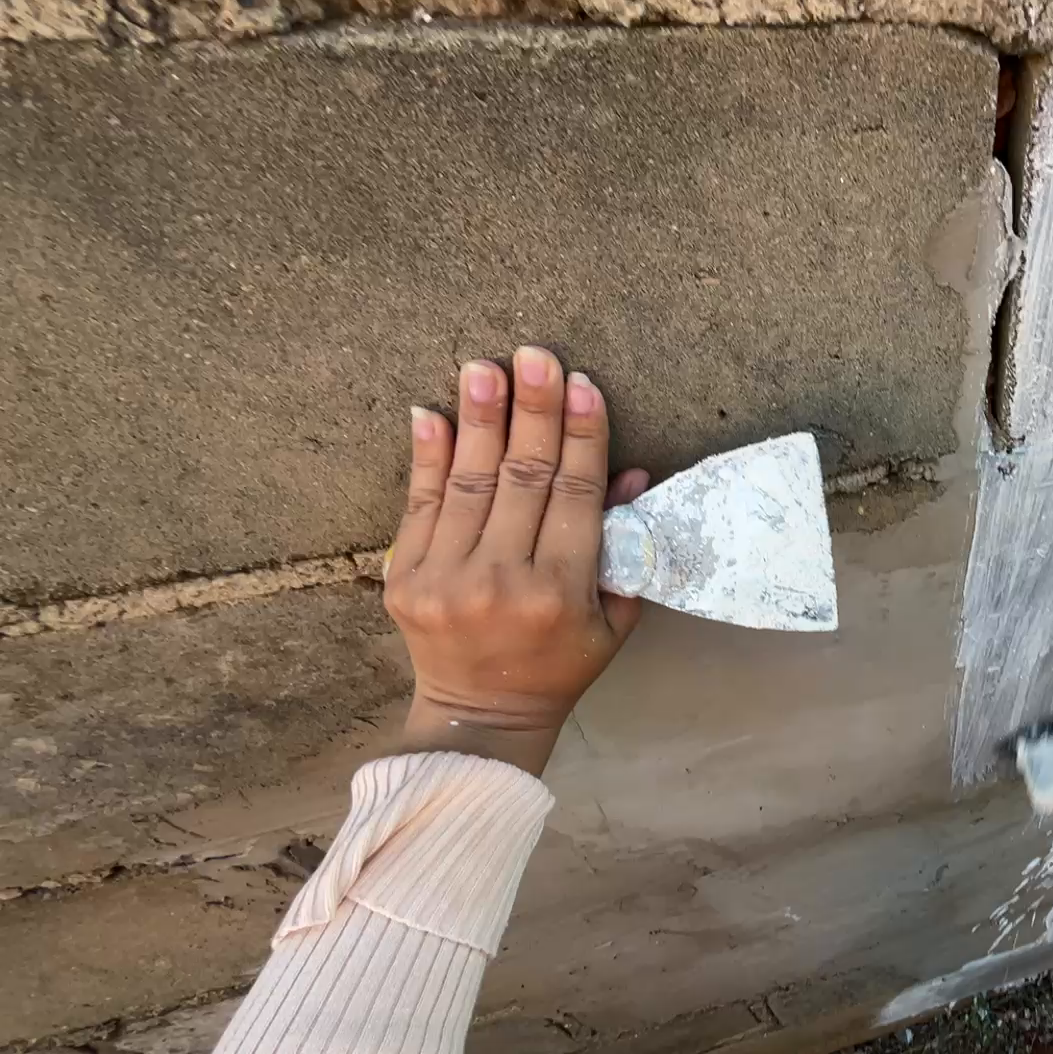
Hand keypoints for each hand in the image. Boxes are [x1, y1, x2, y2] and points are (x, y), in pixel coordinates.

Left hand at [383, 346, 649, 774]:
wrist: (481, 715)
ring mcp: (445, 578)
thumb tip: (630, 474)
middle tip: (534, 356)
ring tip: (483, 367)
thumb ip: (625, 550)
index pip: (576, 497)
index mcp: (562, 592)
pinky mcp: (403, 579)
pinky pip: (417, 506)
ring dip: (478, 419)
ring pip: (468, 482)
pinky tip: (430, 412)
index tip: (583, 386)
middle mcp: (503, 579)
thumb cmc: (563, 665)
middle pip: (523, 478)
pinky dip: (425, 456)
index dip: (583, 438)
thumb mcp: (613, 618)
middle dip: (533, 413)